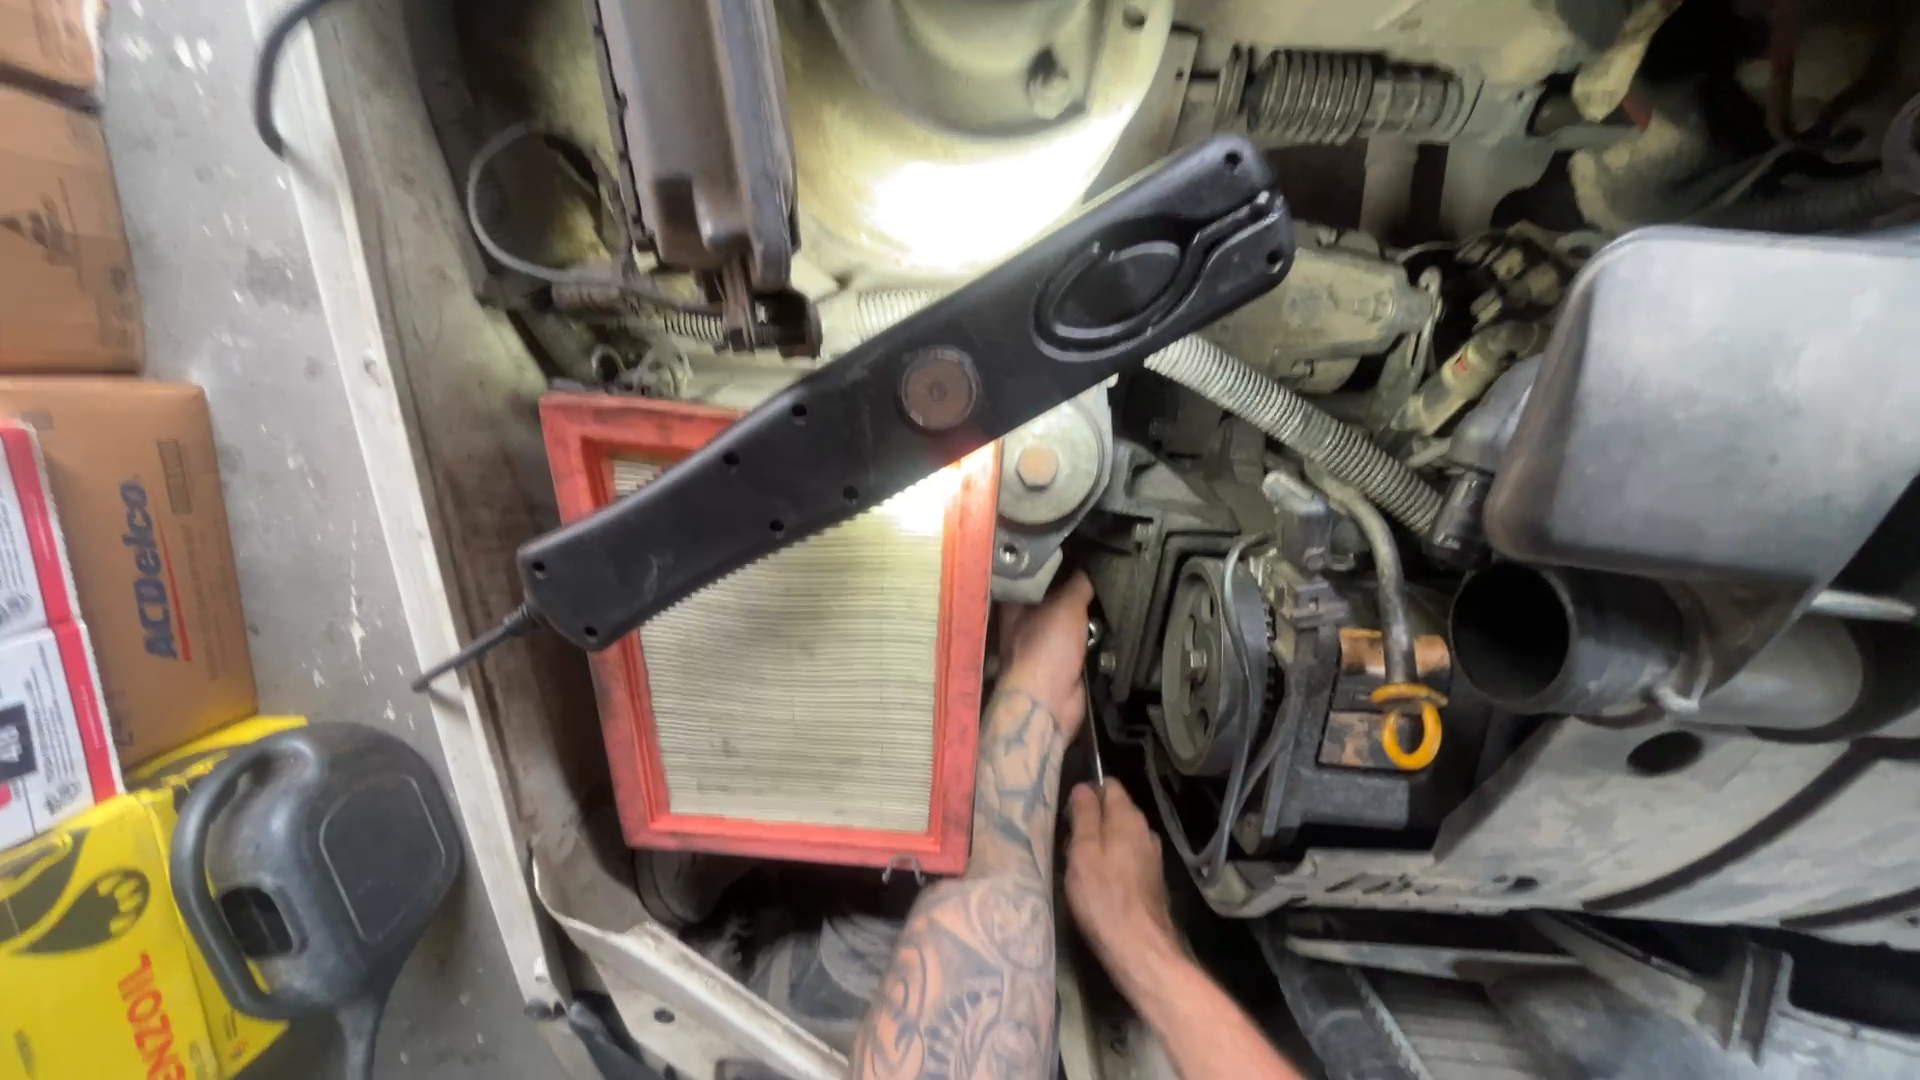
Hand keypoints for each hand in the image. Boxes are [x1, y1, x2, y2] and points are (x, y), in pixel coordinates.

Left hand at [995, 570, 1093, 738]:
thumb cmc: (1043, 652)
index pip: (1038, 571)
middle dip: (1080, 590)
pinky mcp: (1064, 660)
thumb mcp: (1066, 603)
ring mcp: (1046, 641)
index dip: (1059, 561)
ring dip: (1091, 616)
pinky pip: (1086, 640)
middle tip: (1099, 580)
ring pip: (1074, 617)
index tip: (1082, 552)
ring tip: (1105, 605)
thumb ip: (1079, 581)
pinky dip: (1097, 637)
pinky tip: (1106, 630)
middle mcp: (1028, 619)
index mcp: (1017, 601)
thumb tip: (1092, 566)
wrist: (1050, 702)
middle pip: (1059, 594)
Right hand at [1065, 781, 1176, 987]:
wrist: (1141, 951)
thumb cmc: (1104, 898)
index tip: (1068, 815)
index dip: (1086, 792)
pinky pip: (1125, 857)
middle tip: (1068, 847)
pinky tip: (1096, 886)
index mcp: (1129, 818)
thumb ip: (1084, 816)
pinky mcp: (1151, 879)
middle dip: (1090, 822)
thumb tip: (1084, 787)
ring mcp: (1151, 856)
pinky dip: (1110, 863)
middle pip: (1113, 810)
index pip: (1109, 784)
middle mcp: (1145, 831)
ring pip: (1118, 836)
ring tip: (1079, 869)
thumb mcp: (1083, 852)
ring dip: (1098, 845)